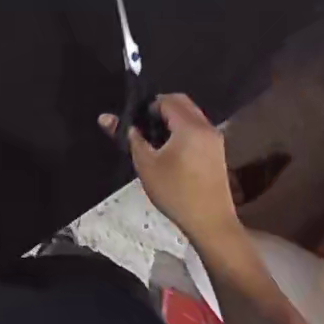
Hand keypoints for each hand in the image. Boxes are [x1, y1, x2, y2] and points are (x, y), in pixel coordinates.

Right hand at [99, 94, 241, 250]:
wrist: (210, 222)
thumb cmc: (175, 192)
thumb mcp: (146, 164)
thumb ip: (129, 137)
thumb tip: (105, 117)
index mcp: (190, 126)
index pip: (168, 100)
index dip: (148, 107)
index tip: (135, 123)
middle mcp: (206, 127)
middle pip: (182, 103)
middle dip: (160, 109)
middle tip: (143, 128)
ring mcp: (215, 139)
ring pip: (191, 116)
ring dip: (172, 120)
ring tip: (154, 140)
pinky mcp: (218, 151)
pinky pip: (198, 128)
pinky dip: (183, 130)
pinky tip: (170, 151)